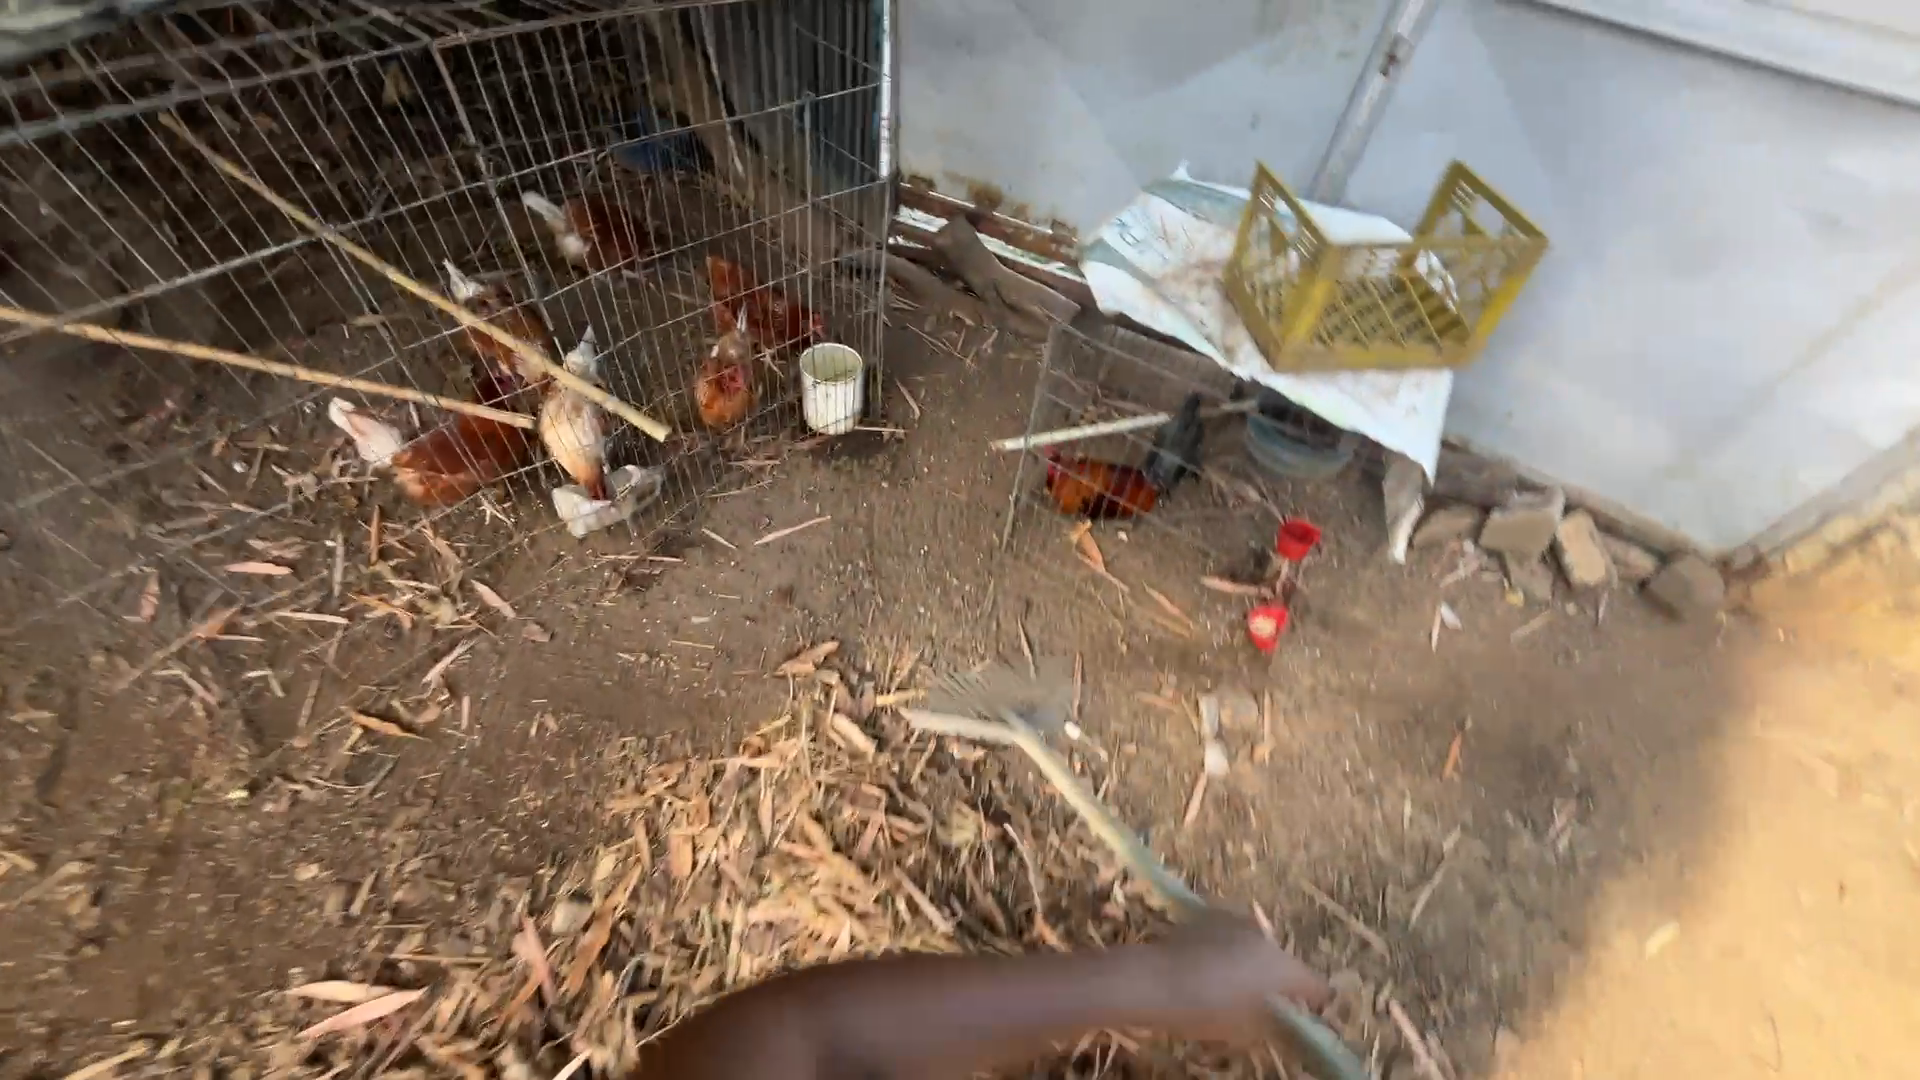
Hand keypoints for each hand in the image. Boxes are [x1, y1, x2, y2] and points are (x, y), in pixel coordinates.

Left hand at [1157, 913, 1333, 1011]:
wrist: (1159, 979)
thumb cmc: (1207, 1010)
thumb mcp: (1248, 1028)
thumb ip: (1274, 1020)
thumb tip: (1283, 1018)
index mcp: (1281, 967)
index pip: (1315, 983)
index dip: (1315, 1000)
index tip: (1309, 1012)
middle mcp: (1263, 938)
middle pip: (1284, 960)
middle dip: (1281, 978)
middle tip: (1271, 1000)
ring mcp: (1235, 920)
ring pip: (1257, 943)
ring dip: (1255, 958)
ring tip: (1240, 979)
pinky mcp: (1210, 914)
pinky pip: (1232, 931)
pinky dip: (1232, 945)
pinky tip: (1216, 960)